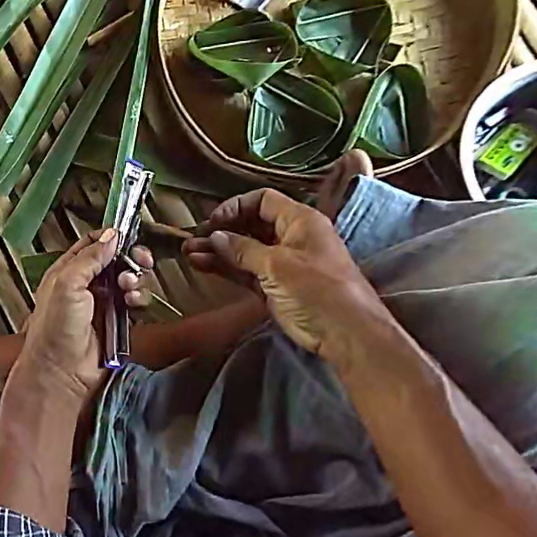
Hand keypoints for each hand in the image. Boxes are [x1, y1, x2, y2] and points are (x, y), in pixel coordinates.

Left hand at [12, 230, 152, 403]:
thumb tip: (110, 236)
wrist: (62, 373)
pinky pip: (134, 302)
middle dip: (130, 257)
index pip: (90, 244)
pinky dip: (138, 299)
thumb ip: (89, 258)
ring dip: (134, 279)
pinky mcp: (116, 321)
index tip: (127, 235)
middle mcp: (84, 285)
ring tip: (128, 287)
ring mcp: (101, 303)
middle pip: (114, 260)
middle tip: (140, 260)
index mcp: (66, 272)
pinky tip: (133, 303)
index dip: (109, 237)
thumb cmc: (56, 330)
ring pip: (128, 280)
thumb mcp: (67, 285)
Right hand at [183, 189, 384, 356]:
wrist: (347, 335)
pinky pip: (246, 271)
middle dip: (221, 231)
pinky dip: (226, 268)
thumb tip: (215, 236)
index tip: (212, 222)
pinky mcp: (276, 287)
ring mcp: (283, 263)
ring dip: (218, 251)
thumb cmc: (318, 291)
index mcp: (300, 221)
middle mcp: (291, 237)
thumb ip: (243, 249)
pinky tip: (202, 265)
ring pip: (245, 250)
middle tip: (193, 239)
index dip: (235, 206)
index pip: (263, 200)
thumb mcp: (277, 266)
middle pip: (251, 225)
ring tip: (188, 253)